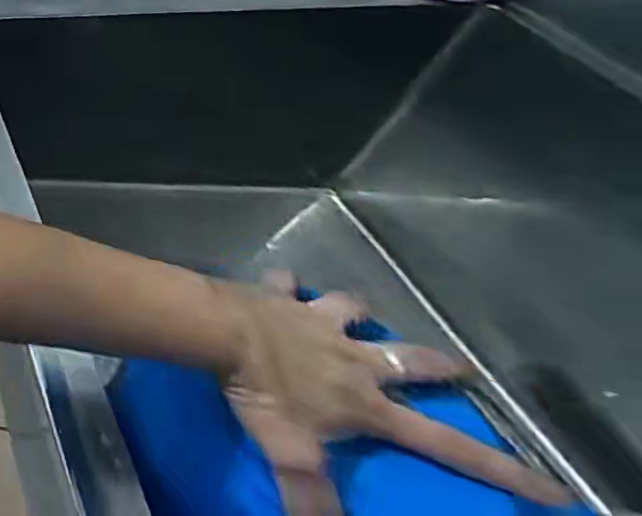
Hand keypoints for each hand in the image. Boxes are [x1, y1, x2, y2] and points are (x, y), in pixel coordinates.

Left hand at [217, 274, 573, 514]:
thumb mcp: (289, 452)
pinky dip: (285, 281)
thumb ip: (310, 495)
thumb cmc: (259, 389)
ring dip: (356, 310)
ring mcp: (313, 319)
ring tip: (357, 309)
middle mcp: (350, 357)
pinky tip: (282, 280)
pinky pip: (284, 281)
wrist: (221, 329)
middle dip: (439, 364)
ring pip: (351, 308)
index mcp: (365, 402)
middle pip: (411, 360)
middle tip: (459, 364)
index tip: (552, 487)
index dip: (501, 469)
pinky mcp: (275, 293)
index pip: (447, 445)